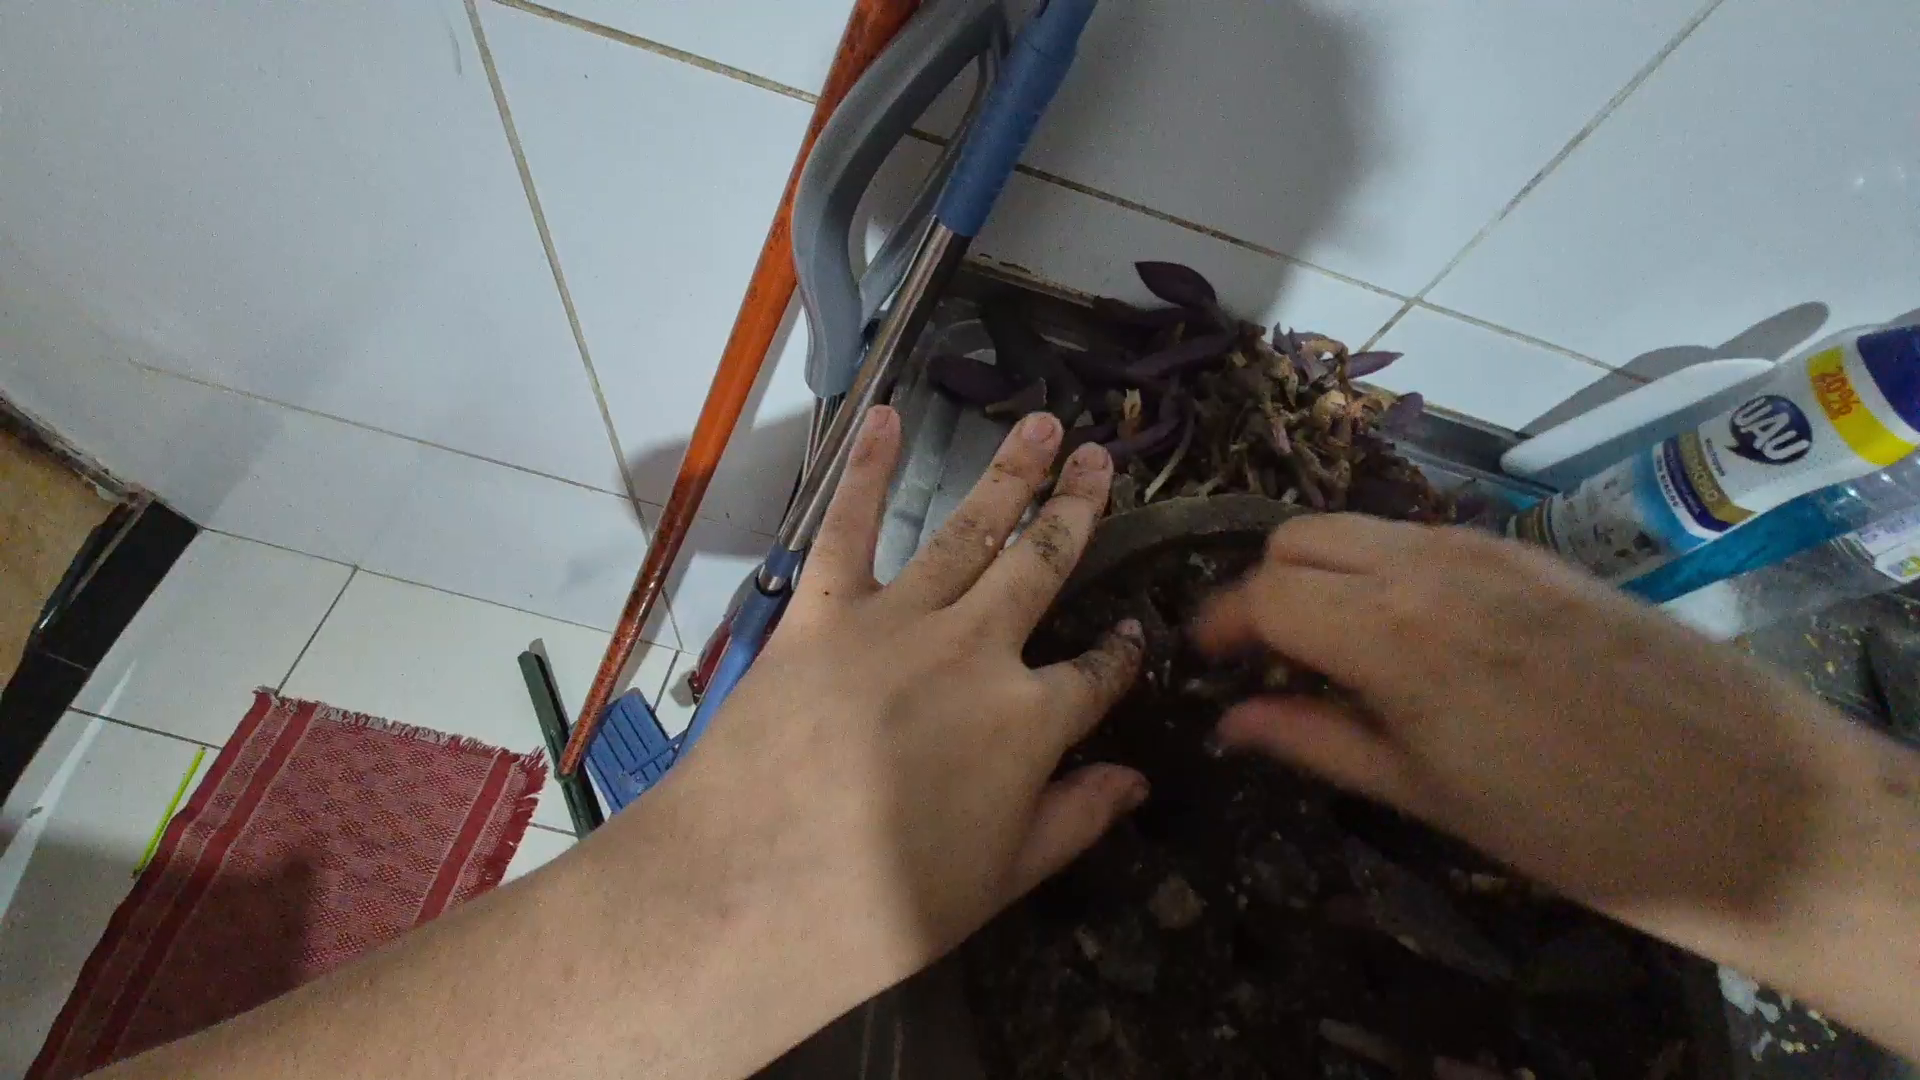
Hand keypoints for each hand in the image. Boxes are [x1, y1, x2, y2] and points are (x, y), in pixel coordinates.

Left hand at [610, 407, 1145, 1018]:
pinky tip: (886, 417)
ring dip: (1009, 473)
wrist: (744, 894)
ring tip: (1042, 425)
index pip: (1098, 674)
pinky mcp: (824, 609)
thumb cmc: (881, 911)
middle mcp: (977, 649)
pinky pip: (849, 526)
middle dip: (1077, 510)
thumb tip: (1137, 778)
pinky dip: (865, 469)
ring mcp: (898, 620)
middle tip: (1100, 459)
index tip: (1137, 633)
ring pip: (968, 530)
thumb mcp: (1001, 882)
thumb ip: (1076, 820)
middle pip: (1042, 564)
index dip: (1122, 654)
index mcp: (1029, 720)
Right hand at [1191, 514, 1919, 1057]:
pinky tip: (1406, 631)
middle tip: (1268, 654)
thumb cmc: (1581, 833)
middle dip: (1261, 588)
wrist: (1780, 819)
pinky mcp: (1528, 552)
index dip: (1220, 622)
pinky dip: (1375, 568)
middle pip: (1294, 538)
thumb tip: (1228, 721)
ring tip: (1331, 644)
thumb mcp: (1427, 796)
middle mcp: (1427, 566)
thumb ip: (1313, 741)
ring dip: (1317, 572)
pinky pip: (1413, 538)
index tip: (1204, 657)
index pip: (1263, 593)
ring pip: (1352, 528)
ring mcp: (1482, 549)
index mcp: (1392, 632)